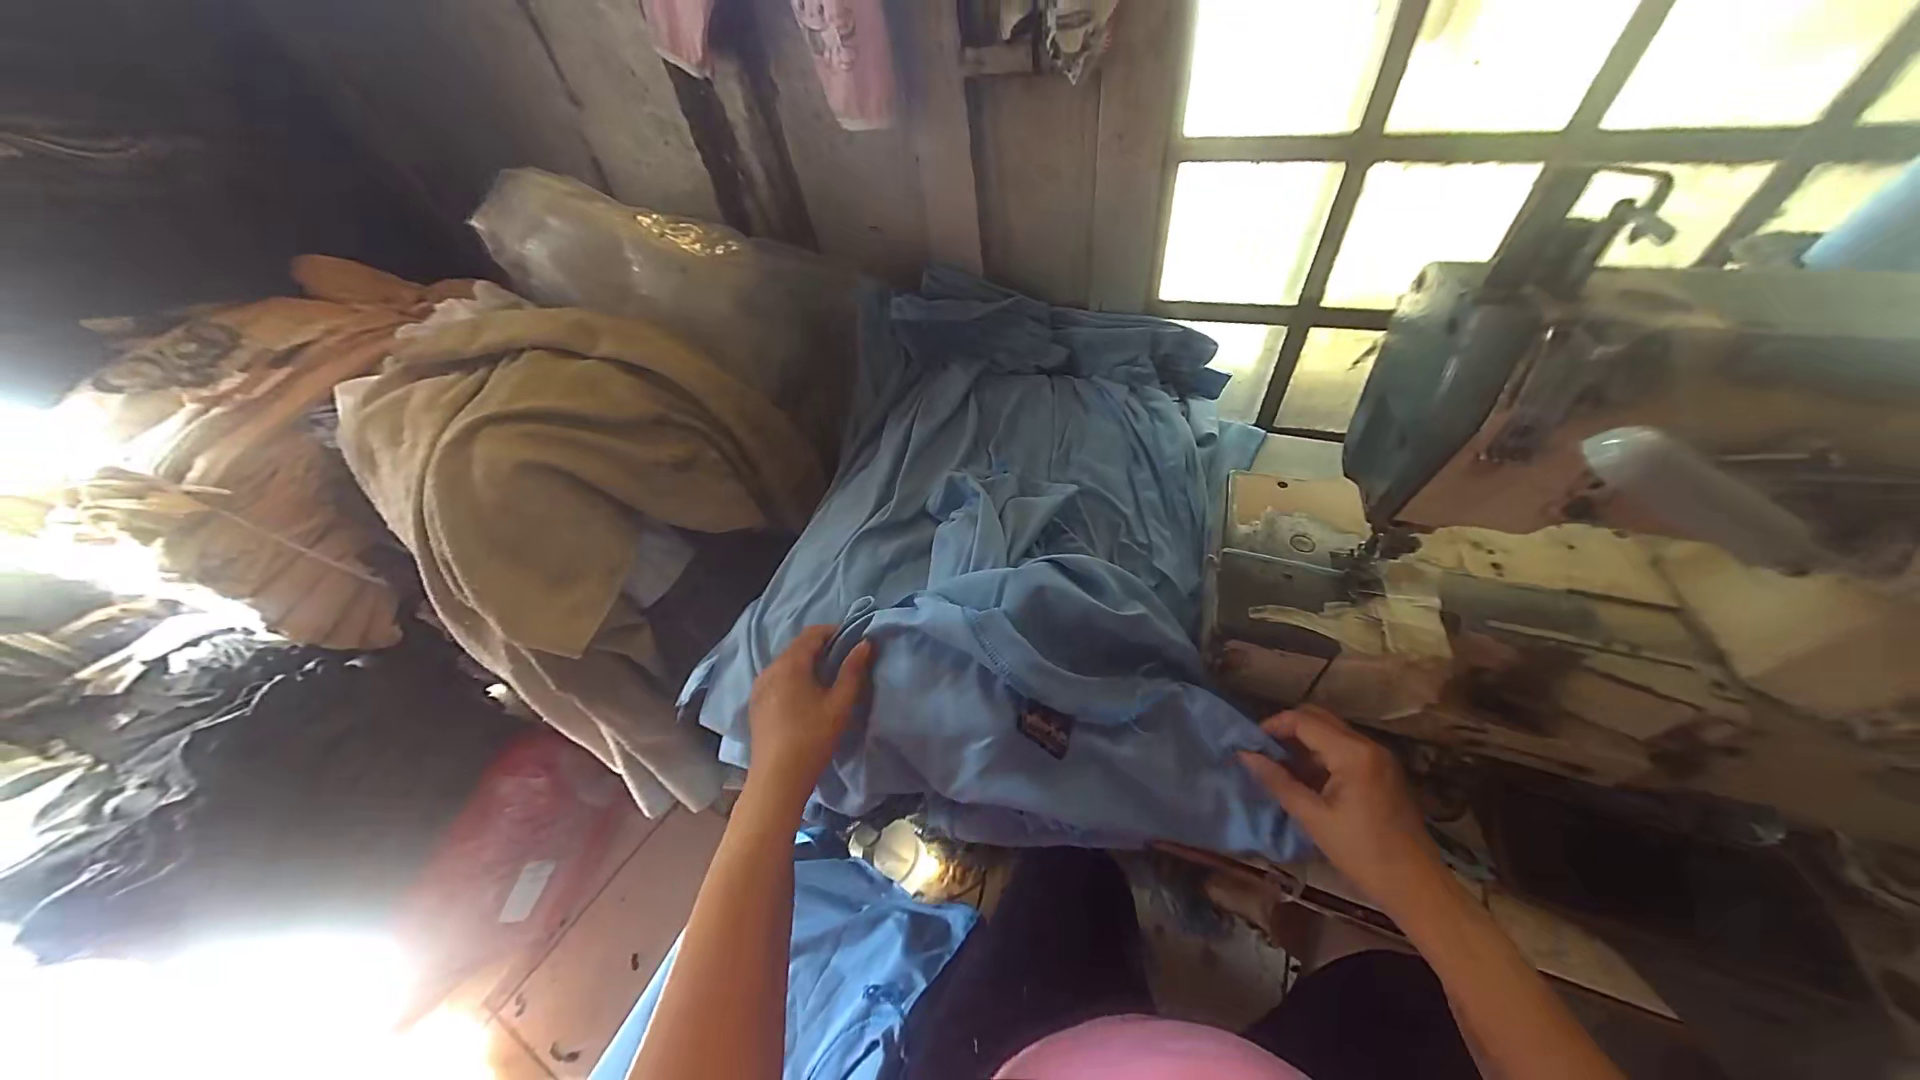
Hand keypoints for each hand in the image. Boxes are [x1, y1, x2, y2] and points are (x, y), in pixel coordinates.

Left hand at [746, 626, 873, 800]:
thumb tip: (864, 644)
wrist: (777, 779)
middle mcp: (770, 669)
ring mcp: (759, 687)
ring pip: (786, 663)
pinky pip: (777, 678)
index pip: (812, 634)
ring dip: (807, 664)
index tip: (852, 643)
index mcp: (790, 664)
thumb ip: (853, 670)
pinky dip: (794, 678)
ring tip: (827, 680)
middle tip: (844, 662)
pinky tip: (806, 697)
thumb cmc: (813, 738)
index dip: (834, 633)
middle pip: (798, 647)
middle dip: (822, 648)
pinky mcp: (756, 703)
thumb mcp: (840, 704)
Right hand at [1238, 705, 1452, 917]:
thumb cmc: (1362, 852)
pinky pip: (1344, 747)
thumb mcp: (1312, 817)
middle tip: (1263, 751)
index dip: (1272, 726)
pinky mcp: (1383, 771)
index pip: (1303, 720)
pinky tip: (1307, 778)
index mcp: (1353, 753)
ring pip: (1331, 731)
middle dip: (1287, 729)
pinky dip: (1321, 754)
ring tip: (1280, 766)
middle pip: (1318, 718)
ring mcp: (1379, 757)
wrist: (1417, 886)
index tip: (1250, 744)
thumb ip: (1277, 781)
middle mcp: (1368, 746)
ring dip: (1303, 742)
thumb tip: (1245, 755)